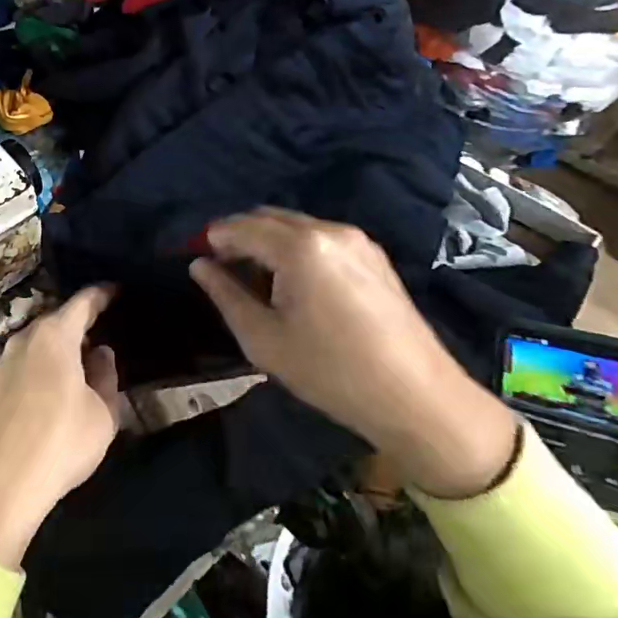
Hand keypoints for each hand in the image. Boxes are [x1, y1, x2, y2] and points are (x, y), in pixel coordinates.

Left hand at [0, 286, 120, 568]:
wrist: (5, 481)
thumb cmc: (62, 442)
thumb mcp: (102, 413)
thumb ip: (105, 376)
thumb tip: (101, 352)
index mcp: (54, 336)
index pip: (81, 303)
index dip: (101, 294)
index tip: (116, 289)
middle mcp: (25, 338)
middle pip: (57, 319)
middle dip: (80, 320)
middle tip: (104, 326)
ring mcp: (5, 359)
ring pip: (39, 339)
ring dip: (61, 343)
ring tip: (83, 355)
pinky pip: (27, 359)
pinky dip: (45, 360)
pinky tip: (57, 379)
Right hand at [189, 209, 516, 498]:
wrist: (420, 400)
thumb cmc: (331, 372)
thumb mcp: (262, 339)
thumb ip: (224, 294)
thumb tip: (199, 266)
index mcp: (299, 246)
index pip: (238, 227)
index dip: (212, 240)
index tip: (198, 261)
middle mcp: (328, 230)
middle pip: (266, 217)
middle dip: (238, 236)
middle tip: (223, 270)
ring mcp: (356, 240)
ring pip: (293, 225)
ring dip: (266, 241)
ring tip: (257, 280)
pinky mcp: (373, 255)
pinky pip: (318, 237)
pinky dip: (294, 247)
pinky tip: (293, 282)